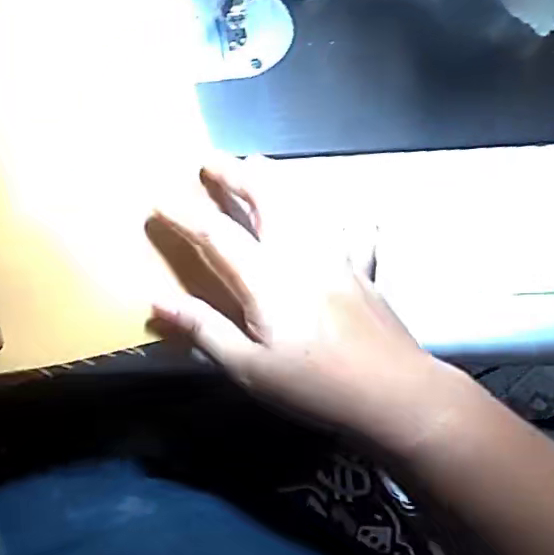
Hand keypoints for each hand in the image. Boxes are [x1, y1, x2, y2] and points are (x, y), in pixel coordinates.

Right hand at [146, 161, 475, 452]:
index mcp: (266, 280)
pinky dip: (346, 217)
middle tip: (212, 161)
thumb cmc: (314, 385)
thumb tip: (159, 303)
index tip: (159, 200)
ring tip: (262, 166)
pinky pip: (353, 233)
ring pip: (307, 204)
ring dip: (279, 180)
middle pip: (267, 200)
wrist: (394, 394)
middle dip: (236, 175)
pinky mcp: (363, 273)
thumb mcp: (248, 367)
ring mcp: (337, 259)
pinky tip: (353, 211)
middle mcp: (301, 256)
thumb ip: (204, 330)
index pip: (217, 236)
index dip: (184, 216)